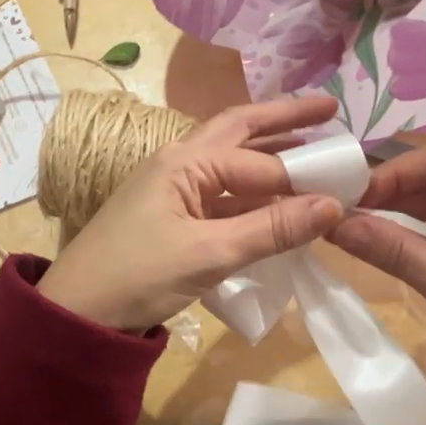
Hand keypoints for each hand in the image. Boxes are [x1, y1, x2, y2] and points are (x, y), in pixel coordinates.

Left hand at [38, 98, 346, 331]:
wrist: (79, 313)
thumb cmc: (138, 276)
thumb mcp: (209, 253)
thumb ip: (271, 229)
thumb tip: (333, 206)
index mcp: (183, 161)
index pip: (256, 161)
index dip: (301, 173)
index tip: (346, 183)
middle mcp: (179, 164)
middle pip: (239, 132)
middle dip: (284, 121)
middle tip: (329, 111)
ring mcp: (174, 191)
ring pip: (231, 164)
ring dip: (270, 157)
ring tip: (313, 150)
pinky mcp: (173, 219)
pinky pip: (222, 196)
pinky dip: (252, 195)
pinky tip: (276, 202)